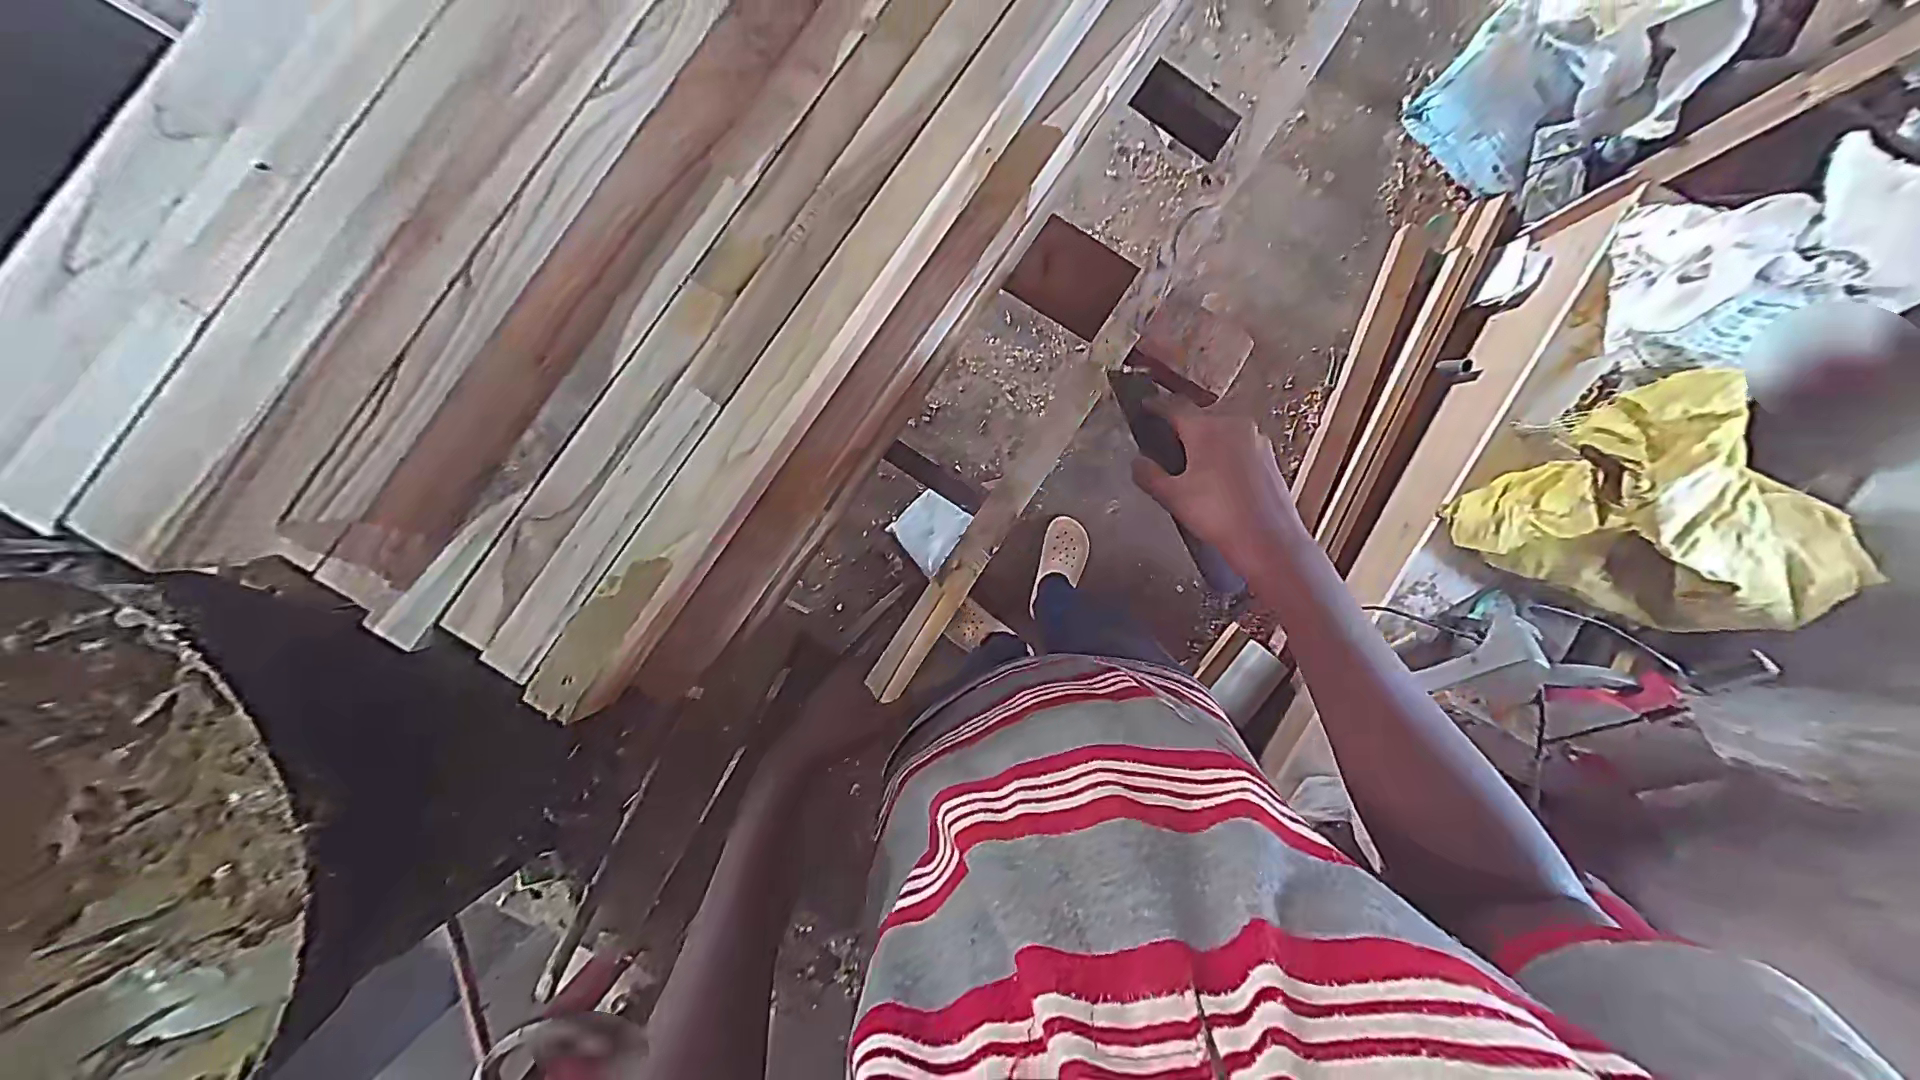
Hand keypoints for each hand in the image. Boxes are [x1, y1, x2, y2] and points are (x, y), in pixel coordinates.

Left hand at [763, 644, 912, 779]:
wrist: (802, 751)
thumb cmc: (844, 731)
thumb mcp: (881, 721)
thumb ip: (902, 705)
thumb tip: (920, 692)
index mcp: (854, 668)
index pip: (879, 653)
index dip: (894, 658)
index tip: (906, 666)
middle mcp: (837, 672)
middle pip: (865, 669)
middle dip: (880, 679)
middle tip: (894, 692)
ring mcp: (822, 687)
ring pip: (851, 684)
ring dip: (864, 694)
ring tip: (877, 710)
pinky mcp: (813, 704)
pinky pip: (839, 698)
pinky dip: (850, 706)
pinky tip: (855, 723)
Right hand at [1130, 396, 1304, 567]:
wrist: (1267, 540)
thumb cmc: (1219, 516)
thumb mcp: (1171, 496)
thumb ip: (1148, 475)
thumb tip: (1138, 463)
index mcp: (1207, 429)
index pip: (1174, 406)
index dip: (1155, 405)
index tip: (1146, 405)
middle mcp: (1235, 426)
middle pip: (1201, 416)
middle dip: (1181, 425)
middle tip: (1165, 441)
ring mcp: (1256, 441)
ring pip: (1222, 430)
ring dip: (1204, 440)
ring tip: (1190, 466)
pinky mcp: (1268, 458)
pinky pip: (1238, 446)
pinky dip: (1223, 454)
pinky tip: (1215, 480)